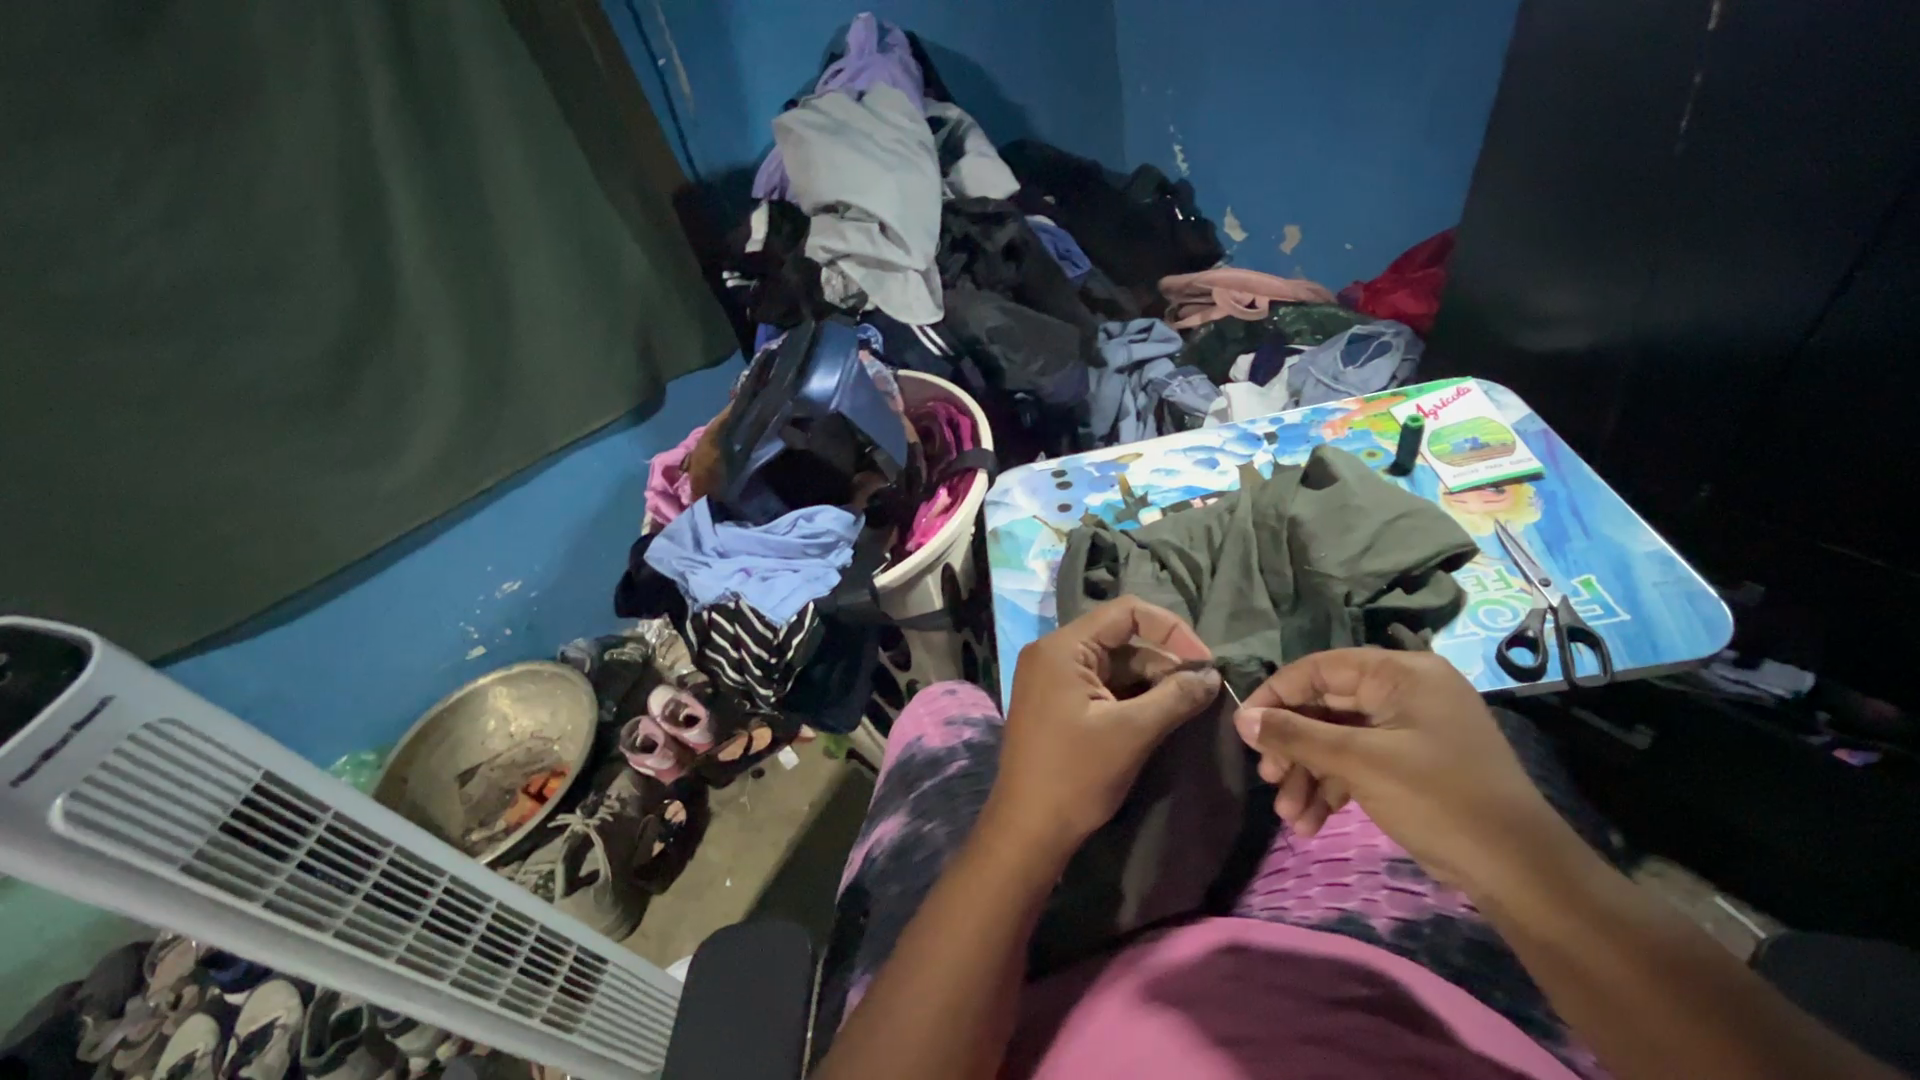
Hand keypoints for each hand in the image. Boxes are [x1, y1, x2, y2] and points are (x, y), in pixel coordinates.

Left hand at [989, 597, 1222, 859]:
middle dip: (1164, 662)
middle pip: (1121, 639)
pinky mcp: (1057, 704)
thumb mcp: (1132, 732)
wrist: (1028, 829)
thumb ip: (1175, 697)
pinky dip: (1132, 697)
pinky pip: (1102, 686)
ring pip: (1115, 665)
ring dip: (1152, 682)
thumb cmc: (1076, 775)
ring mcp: (1052, 679)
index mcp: (1063, 648)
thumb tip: (1212, 676)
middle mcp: (1054, 654)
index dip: (1172, 631)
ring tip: (1187, 707)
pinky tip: (1159, 716)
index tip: (1204, 665)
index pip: (1127, 612)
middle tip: (1201, 694)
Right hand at [1233, 648, 1574, 889]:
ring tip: (1289, 815)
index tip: (1243, 729)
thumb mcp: (1360, 763)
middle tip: (1268, 778)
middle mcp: (1404, 692)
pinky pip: (1357, 763)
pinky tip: (1310, 824)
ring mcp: (1408, 730)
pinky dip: (1332, 789)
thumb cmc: (1439, 799)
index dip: (1276, 696)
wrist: (1517, 869)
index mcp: (1401, 673)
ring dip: (1308, 775)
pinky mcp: (1410, 764)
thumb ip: (1297, 735)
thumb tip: (1242, 718)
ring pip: (1337, 740)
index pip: (1320, 669)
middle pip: (1325, 707)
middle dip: (1292, 747)